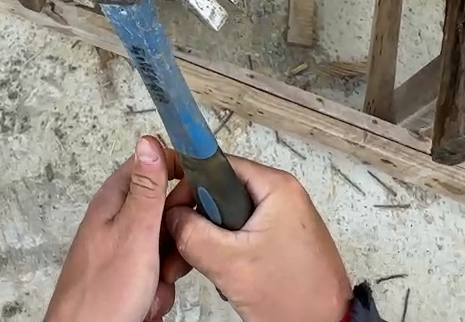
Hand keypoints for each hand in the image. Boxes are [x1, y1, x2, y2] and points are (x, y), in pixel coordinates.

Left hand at [47, 136, 193, 321]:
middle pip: (165, 209)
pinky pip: (158, 275)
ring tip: (153, 286)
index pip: (153, 165)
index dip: (178, 175)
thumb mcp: (134, 233)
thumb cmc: (102, 295)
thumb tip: (149, 140)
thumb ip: (147, 188)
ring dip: (169, 269)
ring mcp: (123, 251)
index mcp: (115, 200)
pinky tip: (147, 304)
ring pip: (165, 245)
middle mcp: (117, 221)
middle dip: (177, 235)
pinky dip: (159, 291)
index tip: (197, 193)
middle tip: (169, 254)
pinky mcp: (128, 278)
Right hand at [163, 156, 349, 321]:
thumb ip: (193, 233)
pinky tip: (228, 273)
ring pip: (233, 214)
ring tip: (209, 264)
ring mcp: (286, 217)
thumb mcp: (231, 264)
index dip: (190, 185)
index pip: (218, 166)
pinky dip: (232, 249)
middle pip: (224, 190)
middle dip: (201, 217)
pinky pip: (247, 231)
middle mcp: (283, 194)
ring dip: (215, 238)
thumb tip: (171, 216)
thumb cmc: (293, 299)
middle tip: (185, 243)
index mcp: (275, 186)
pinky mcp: (285, 238)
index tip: (173, 208)